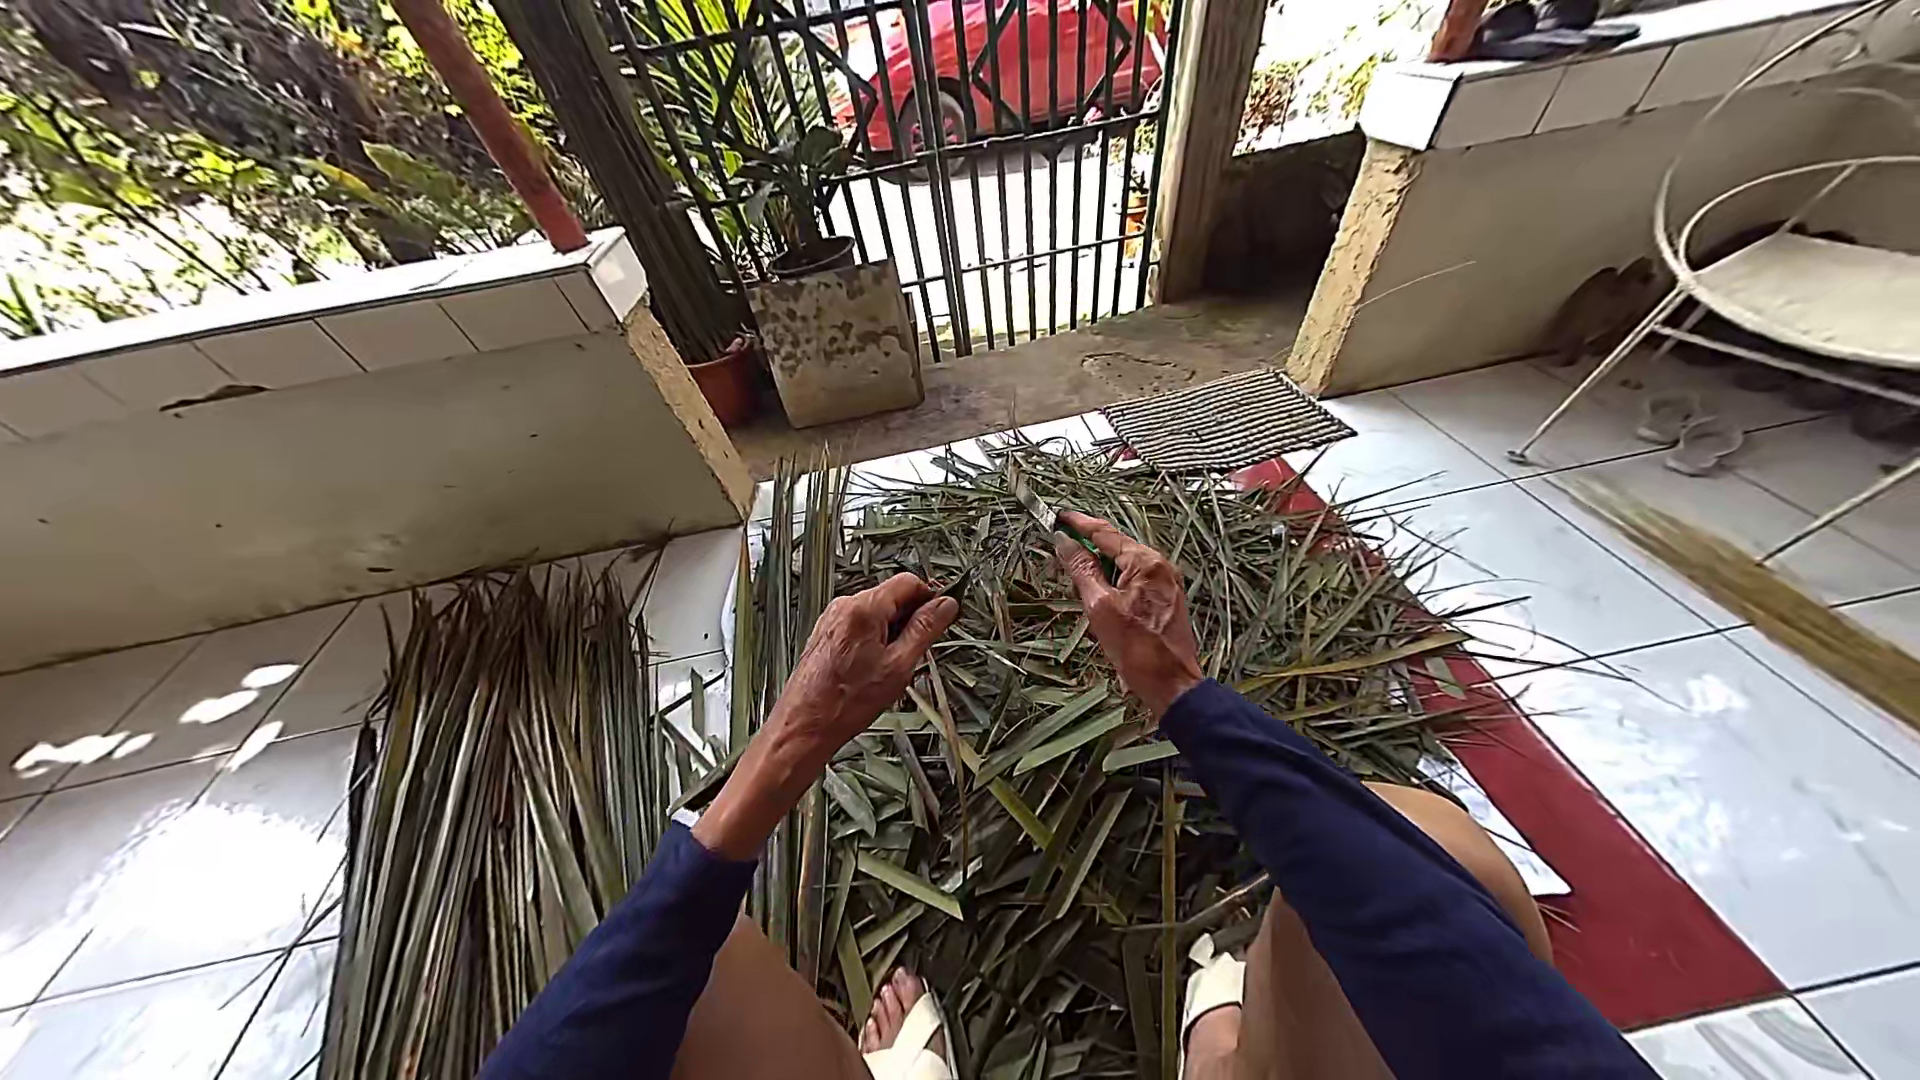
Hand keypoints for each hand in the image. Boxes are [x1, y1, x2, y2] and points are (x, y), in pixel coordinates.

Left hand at [693, 573, 958, 859]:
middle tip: (918, 650)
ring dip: (893, 631)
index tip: (941, 616)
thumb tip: (945, 606)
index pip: (909, 582)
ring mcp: (833, 618)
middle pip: (893, 596)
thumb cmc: (844, 702)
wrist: (805, 725)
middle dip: (911, 618)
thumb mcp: (899, 665)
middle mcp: (845, 606)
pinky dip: (875, 639)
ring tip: (892, 666)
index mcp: (864, 608)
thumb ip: (925, 629)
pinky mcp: (827, 632)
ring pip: (878, 611)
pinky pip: (861, 624)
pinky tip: (874, 668)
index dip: (930, 598)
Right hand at [1053, 510, 1203, 719]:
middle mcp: (1160, 566)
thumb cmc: (1137, 649)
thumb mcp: (1099, 606)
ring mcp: (1166, 582)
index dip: (1079, 524)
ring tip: (1077, 579)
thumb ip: (1082, 569)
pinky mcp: (1165, 599)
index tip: (1059, 517)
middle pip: (1116, 547)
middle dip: (1088, 548)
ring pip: (1124, 564)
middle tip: (1061, 550)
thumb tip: (1064, 543)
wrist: (1172, 685)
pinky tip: (1099, 596)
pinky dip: (1113, 581)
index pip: (1106, 533)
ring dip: (1100, 568)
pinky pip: (1134, 579)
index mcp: (1146, 562)